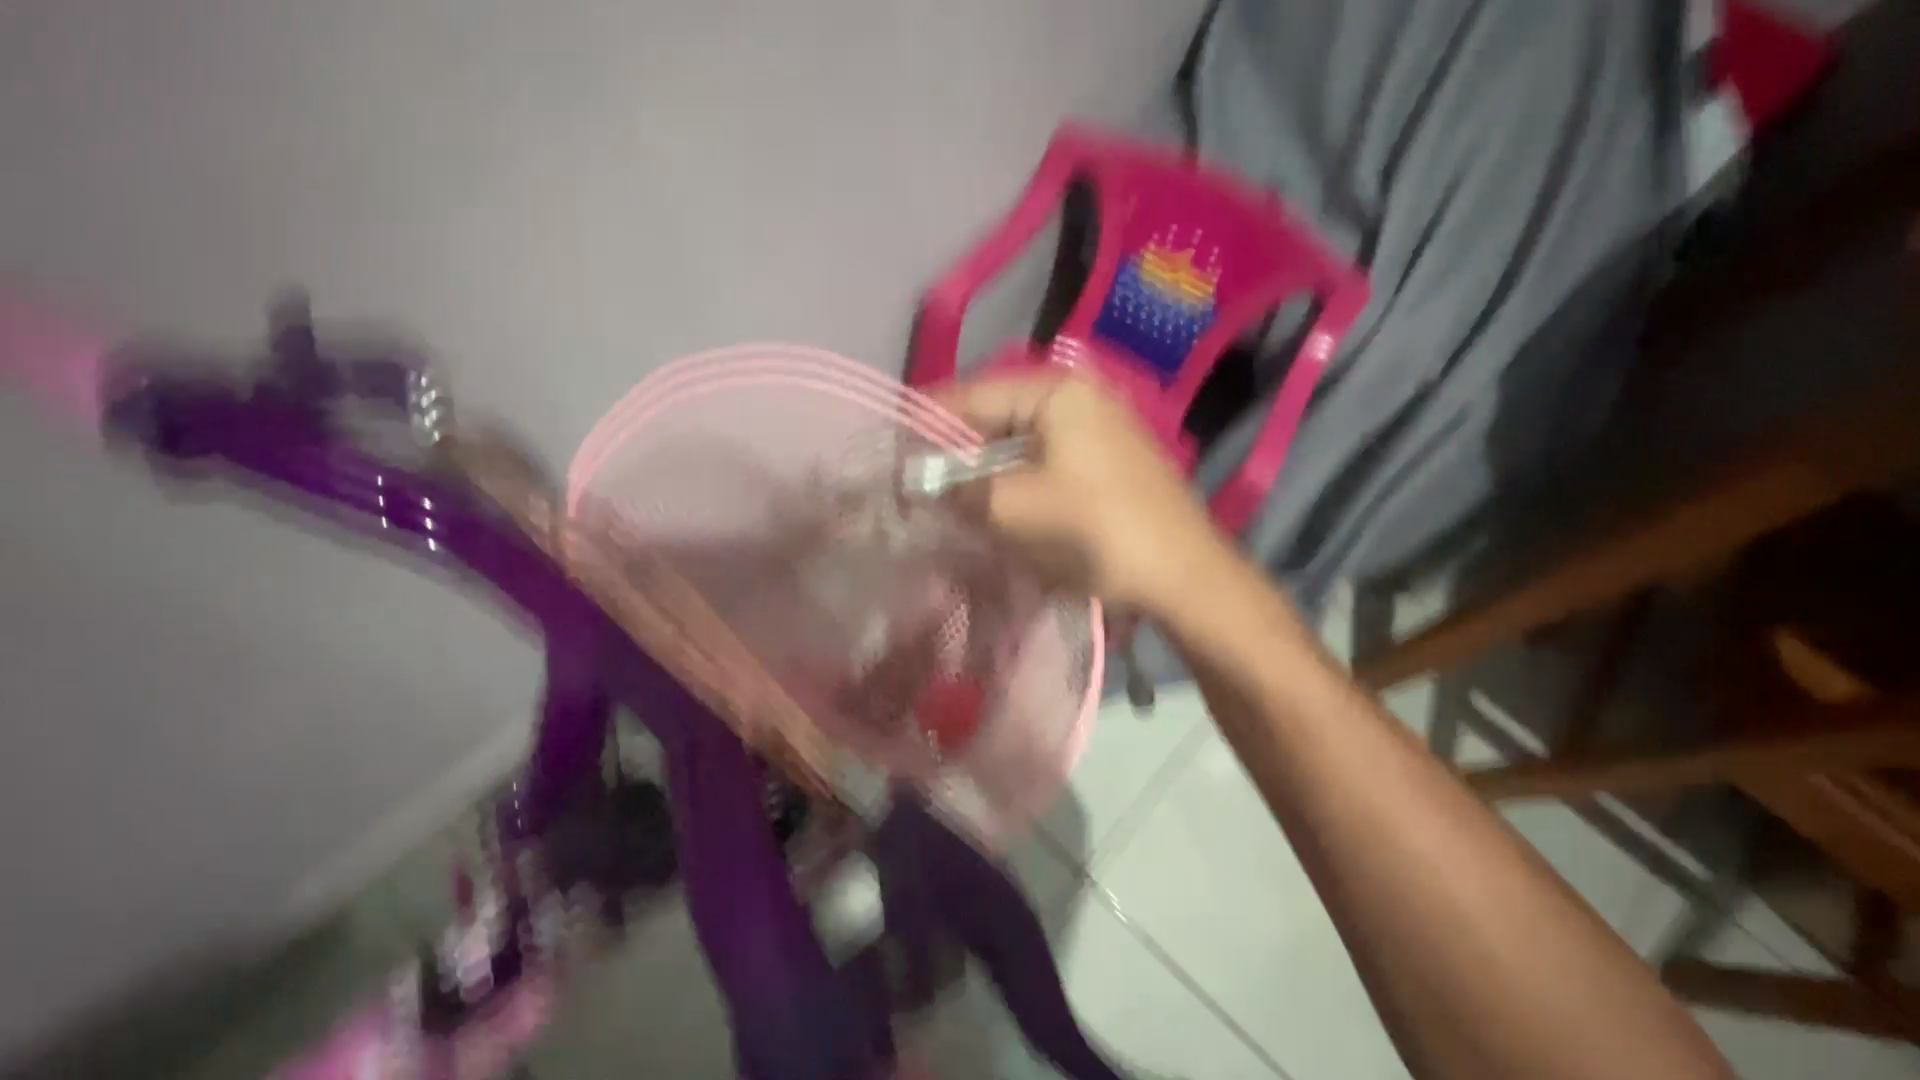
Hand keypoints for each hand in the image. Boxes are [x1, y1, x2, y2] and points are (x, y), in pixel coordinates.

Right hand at [938, 370, 1234, 617]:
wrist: (1186, 577)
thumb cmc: (1097, 531)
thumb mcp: (1015, 509)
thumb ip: (958, 491)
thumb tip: (916, 484)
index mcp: (1057, 392)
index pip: (973, 395)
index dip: (927, 424)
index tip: (891, 452)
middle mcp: (1080, 398)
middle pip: (997, 417)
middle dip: (957, 452)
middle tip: (918, 484)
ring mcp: (1099, 431)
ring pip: (1021, 445)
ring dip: (986, 473)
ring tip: (951, 504)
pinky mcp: (1109, 465)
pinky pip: (1046, 465)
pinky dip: (1017, 485)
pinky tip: (999, 513)